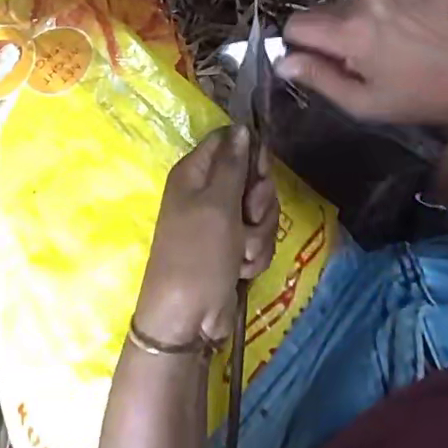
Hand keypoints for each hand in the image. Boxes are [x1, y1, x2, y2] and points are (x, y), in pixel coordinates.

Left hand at [133, 125, 278, 346]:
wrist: (187, 320)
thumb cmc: (197, 255)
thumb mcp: (217, 204)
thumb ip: (233, 164)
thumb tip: (241, 126)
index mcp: (195, 173)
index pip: (229, 141)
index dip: (250, 153)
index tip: (260, 171)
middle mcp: (207, 192)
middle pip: (251, 176)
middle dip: (259, 201)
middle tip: (249, 216)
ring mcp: (221, 221)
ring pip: (260, 210)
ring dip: (258, 233)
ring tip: (241, 252)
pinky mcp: (233, 248)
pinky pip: (258, 237)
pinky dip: (255, 254)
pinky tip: (242, 269)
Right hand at [278, 0, 447, 125]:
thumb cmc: (415, 98)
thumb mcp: (362, 103)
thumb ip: (318, 78)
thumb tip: (283, 62)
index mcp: (349, 32)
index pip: (295, 25)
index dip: (296, 46)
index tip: (314, 65)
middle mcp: (363, 2)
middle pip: (319, 13)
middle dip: (323, 37)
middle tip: (350, 65)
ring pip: (345, 6)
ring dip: (348, 26)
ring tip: (378, 53)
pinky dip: (373, 16)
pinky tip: (396, 38)